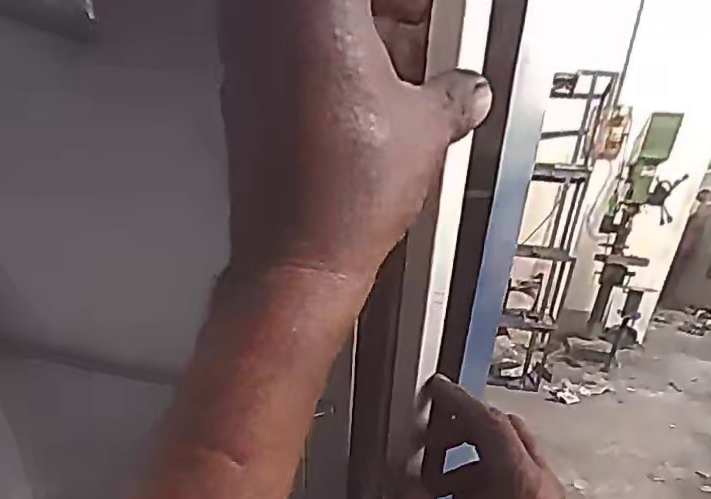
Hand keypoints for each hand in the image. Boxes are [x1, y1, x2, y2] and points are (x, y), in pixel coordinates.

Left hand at [218, 0, 492, 283]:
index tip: (428, 12)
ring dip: (360, 40)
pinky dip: (328, 69)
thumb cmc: (345, 202)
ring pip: (313, 22)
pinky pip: (290, 58)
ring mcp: (247, 58)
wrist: (301, 261)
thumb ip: (454, 96)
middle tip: (421, 38)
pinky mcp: (244, 99)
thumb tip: (467, 93)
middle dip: (388, 11)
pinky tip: (365, 111)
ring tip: (400, 84)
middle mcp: (269, 20)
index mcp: (317, 5)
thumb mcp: (426, 134)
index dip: (412, 2)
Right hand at [394, 376, 570, 498]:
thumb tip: (394, 476)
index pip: (488, 423)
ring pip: (513, 456)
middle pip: (505, 432)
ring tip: (443, 486)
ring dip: (476, 461)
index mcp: (519, 481)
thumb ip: (414, 498)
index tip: (439, 390)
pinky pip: (522, 478)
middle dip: (466, 432)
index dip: (458, 402)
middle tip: (435, 441)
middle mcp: (542, 482)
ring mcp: (551, 497)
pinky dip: (494, 479)